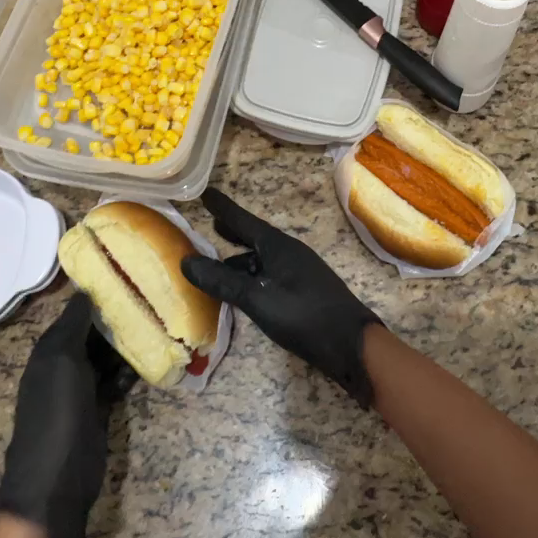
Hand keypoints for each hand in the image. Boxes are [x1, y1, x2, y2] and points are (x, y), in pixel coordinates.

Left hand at [0, 293, 136, 537]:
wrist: (56, 477)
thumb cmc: (55, 411)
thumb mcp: (61, 359)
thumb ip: (73, 323)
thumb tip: (85, 287)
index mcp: (50, 349)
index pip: (77, 313)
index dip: (100, 296)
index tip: (131, 276)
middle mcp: (65, 363)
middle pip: (96, 333)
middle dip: (119, 320)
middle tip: (153, 301)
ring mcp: (82, 387)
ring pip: (110, 355)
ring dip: (129, 346)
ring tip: (156, 330)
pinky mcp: (99, 406)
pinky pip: (117, 380)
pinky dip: (130, 372)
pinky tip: (148, 364)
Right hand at [181, 188, 383, 405]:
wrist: (351, 344)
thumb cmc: (305, 316)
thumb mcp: (258, 299)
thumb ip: (223, 281)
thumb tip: (186, 262)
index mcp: (279, 247)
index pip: (244, 221)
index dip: (223, 208)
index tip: (205, 193)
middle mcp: (288, 254)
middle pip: (253, 238)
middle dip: (231, 231)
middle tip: (210, 223)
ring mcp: (296, 274)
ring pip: (260, 260)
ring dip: (237, 259)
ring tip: (214, 263)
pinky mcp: (300, 294)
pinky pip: (267, 277)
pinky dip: (249, 279)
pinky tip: (239, 292)